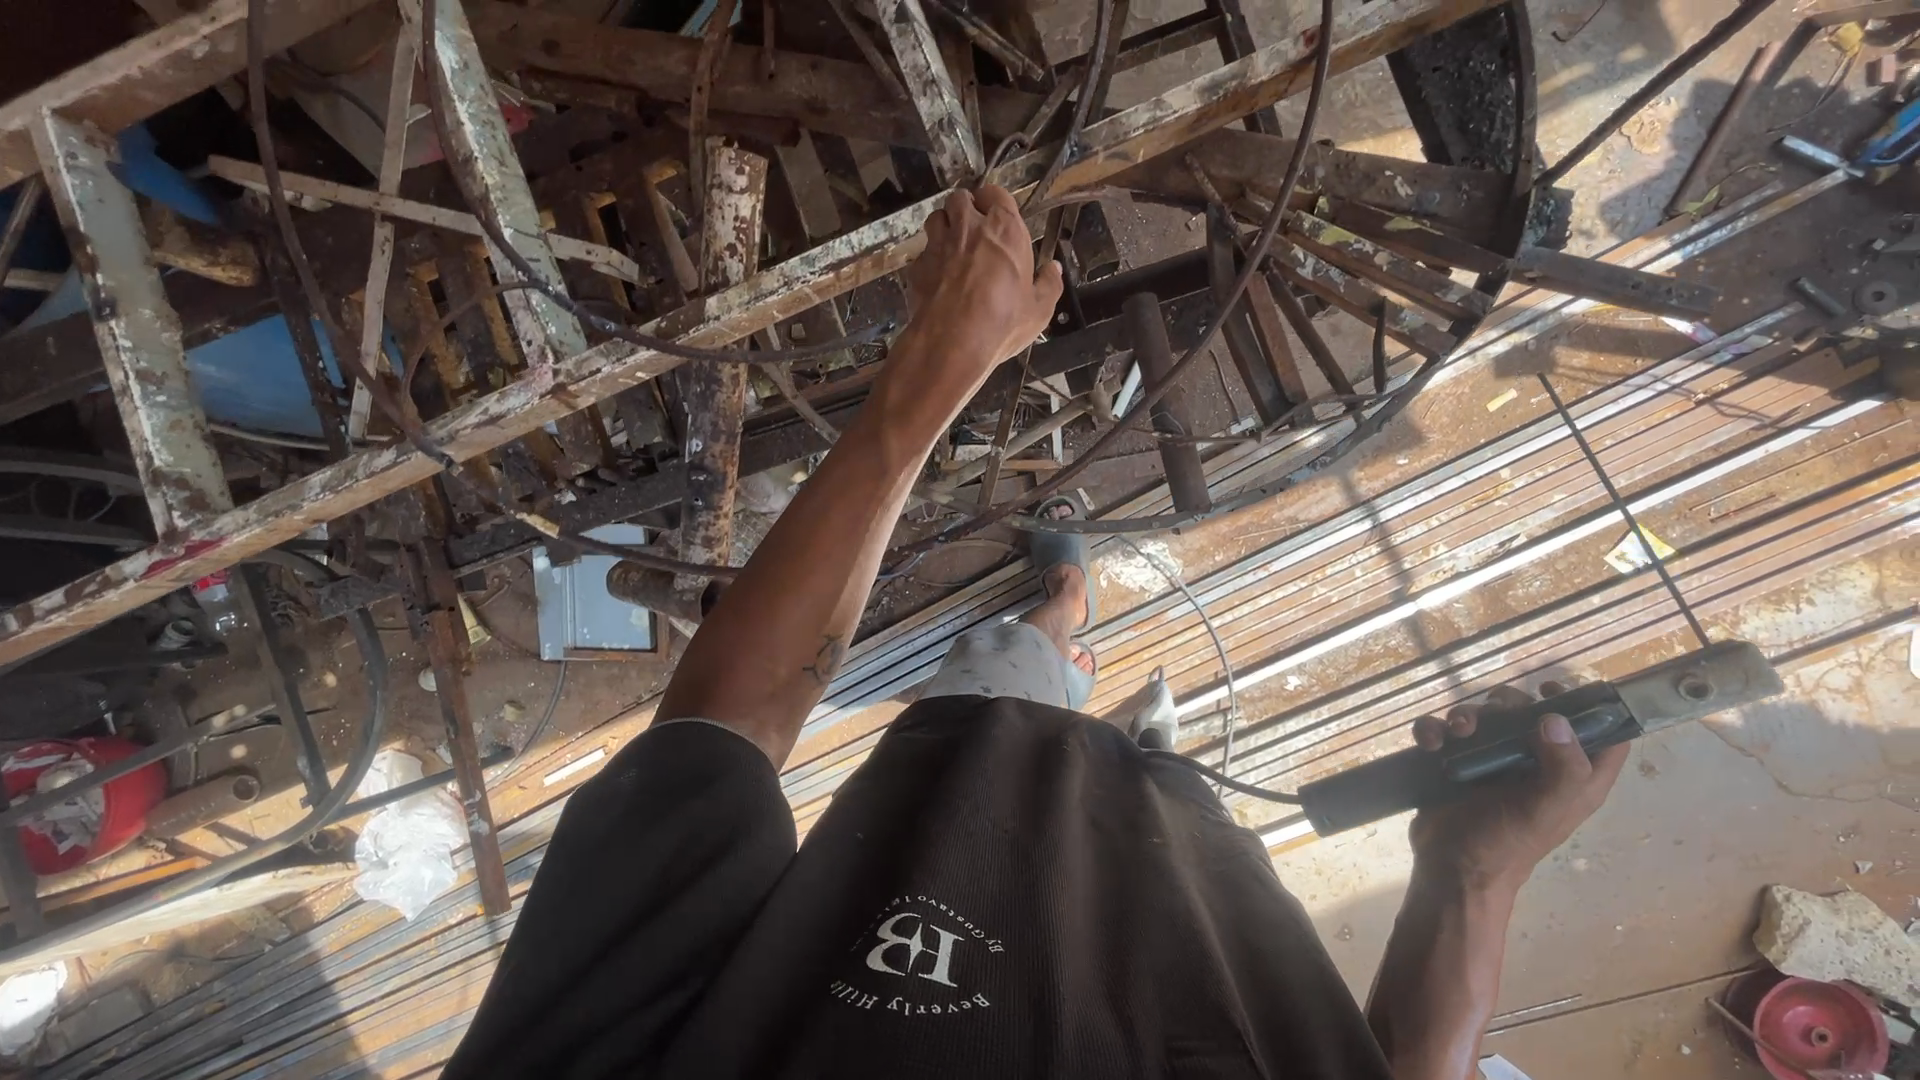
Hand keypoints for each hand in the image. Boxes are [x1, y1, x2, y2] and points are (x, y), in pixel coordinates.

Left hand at [898, 185, 1062, 398]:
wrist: (951, 343)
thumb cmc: (1002, 322)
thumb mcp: (1039, 310)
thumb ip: (1049, 284)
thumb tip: (1054, 268)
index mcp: (1003, 229)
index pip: (995, 193)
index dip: (994, 202)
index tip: (997, 216)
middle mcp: (968, 228)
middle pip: (960, 198)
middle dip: (965, 209)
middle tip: (974, 231)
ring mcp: (938, 246)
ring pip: (936, 219)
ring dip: (944, 227)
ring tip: (954, 249)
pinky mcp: (917, 267)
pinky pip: (922, 254)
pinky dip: (930, 261)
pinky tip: (938, 280)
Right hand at [1407, 683, 1628, 895]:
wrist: (1449, 867)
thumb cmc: (1505, 844)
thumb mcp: (1544, 811)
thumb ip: (1563, 769)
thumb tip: (1554, 718)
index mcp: (1572, 777)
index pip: (1603, 735)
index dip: (1591, 707)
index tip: (1558, 689)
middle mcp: (1534, 763)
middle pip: (1532, 713)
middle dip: (1509, 705)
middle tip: (1494, 712)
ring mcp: (1491, 761)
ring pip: (1484, 716)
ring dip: (1465, 715)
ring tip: (1454, 733)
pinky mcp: (1453, 762)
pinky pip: (1443, 730)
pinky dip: (1433, 729)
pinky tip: (1429, 743)